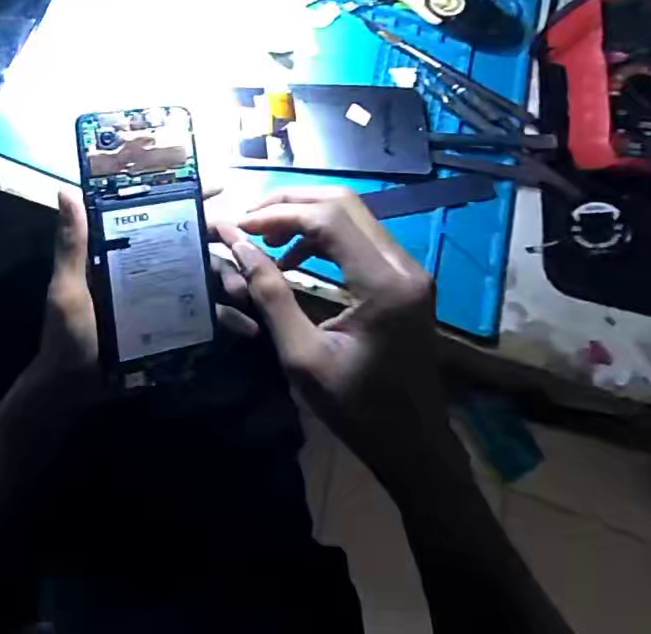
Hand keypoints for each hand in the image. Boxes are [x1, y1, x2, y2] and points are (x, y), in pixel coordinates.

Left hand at [32, 188, 260, 391]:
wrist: (75, 390)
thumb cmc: (67, 334)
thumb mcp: (67, 288)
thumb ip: (72, 245)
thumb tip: (67, 191)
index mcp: (114, 250)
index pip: (149, 214)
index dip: (180, 199)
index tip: (216, 188)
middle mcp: (139, 266)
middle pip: (184, 244)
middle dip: (216, 244)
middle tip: (244, 251)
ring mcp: (156, 295)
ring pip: (200, 277)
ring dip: (226, 280)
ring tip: (245, 293)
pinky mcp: (168, 323)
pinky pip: (203, 315)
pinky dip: (225, 319)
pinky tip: (246, 327)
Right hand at [217, 187, 457, 485]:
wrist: (416, 447)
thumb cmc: (357, 407)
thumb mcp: (300, 353)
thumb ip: (268, 292)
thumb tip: (234, 243)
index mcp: (384, 285)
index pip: (326, 219)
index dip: (275, 215)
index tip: (236, 228)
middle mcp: (404, 267)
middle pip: (341, 203)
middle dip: (287, 204)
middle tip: (247, 223)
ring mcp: (408, 271)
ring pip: (349, 214)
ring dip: (301, 216)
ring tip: (261, 237)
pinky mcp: (403, 279)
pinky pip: (356, 235)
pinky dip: (318, 235)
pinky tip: (289, 257)